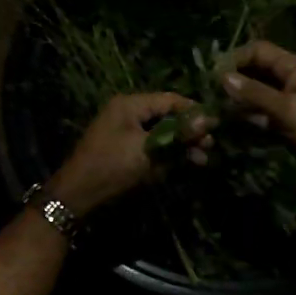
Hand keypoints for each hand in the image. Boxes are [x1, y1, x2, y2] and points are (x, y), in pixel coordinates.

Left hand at [49, 93, 213, 215]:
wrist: (78, 195)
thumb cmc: (111, 166)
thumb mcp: (147, 150)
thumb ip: (178, 135)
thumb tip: (207, 120)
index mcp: (130, 104)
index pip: (170, 99)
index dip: (194, 110)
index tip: (217, 124)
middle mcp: (128, 113)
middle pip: (167, 116)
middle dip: (189, 131)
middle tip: (210, 146)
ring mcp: (126, 132)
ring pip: (162, 134)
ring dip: (181, 146)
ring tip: (202, 160)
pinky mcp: (125, 150)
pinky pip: (152, 147)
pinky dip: (167, 155)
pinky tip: (184, 165)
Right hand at [222, 41, 295, 179]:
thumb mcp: (290, 111)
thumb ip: (255, 95)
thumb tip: (222, 78)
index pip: (259, 51)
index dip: (234, 59)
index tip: (212, 77)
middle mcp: (295, 80)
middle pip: (257, 73)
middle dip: (234, 83)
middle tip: (209, 99)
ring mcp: (295, 101)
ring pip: (260, 96)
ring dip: (241, 104)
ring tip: (219, 115)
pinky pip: (268, 114)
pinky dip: (253, 119)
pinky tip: (237, 128)